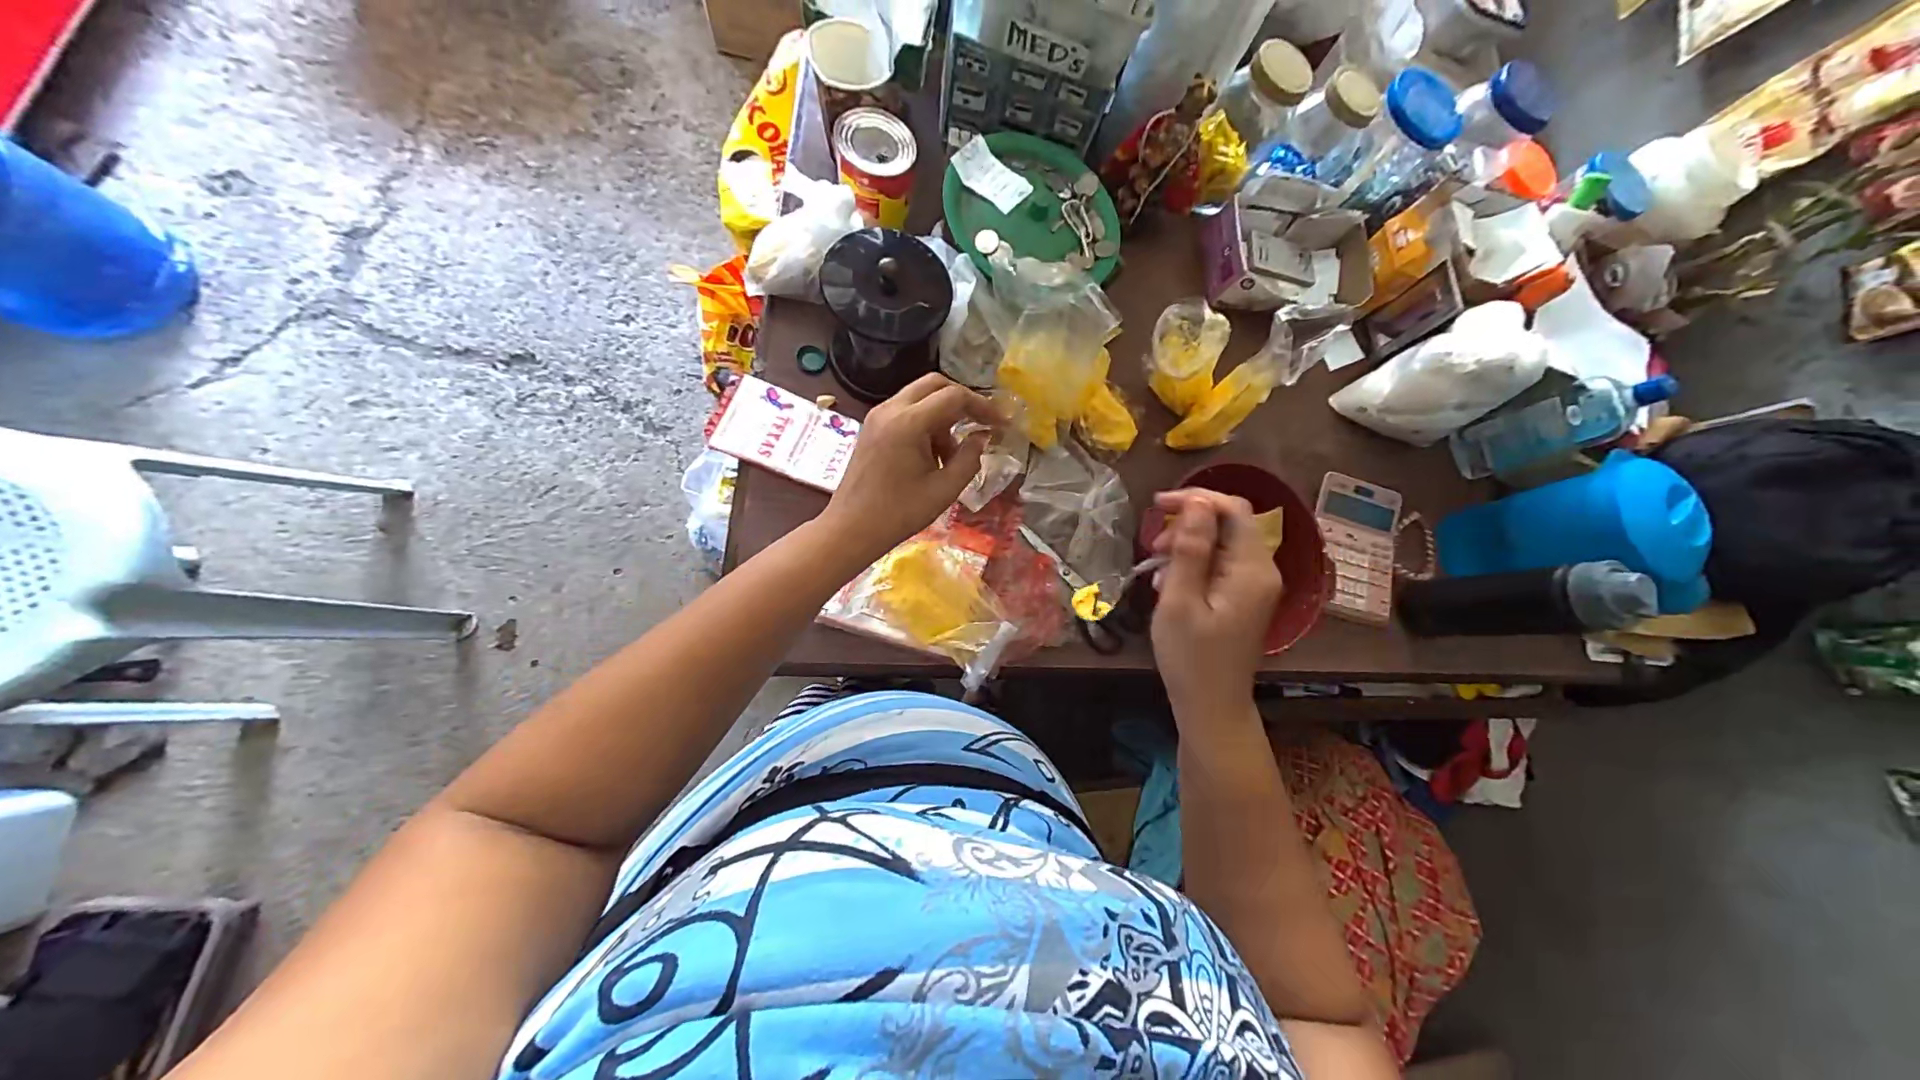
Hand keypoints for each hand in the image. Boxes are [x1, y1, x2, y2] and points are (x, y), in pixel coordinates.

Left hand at [817, 374, 996, 561]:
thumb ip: (970, 459)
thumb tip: (982, 438)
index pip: (954, 396)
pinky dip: (925, 422)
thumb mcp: (945, 490)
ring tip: (951, 454)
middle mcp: (890, 410)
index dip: (983, 406)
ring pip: (920, 396)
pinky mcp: (872, 427)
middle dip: (962, 401)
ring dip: (942, 415)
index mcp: (908, 423)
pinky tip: (931, 455)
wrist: (851, 528)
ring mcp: (878, 416)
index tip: (1000, 423)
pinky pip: (906, 410)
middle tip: (980, 425)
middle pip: (935, 384)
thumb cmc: (899, 513)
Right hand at [1149, 490, 1283, 722]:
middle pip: (1228, 523)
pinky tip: (1170, 585)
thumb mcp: (1180, 601)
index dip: (1196, 499)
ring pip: (1222, 543)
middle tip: (1153, 548)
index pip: (1233, 509)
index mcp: (1251, 569)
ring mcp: (1254, 585)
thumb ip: (1190, 549)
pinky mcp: (1244, 597)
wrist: (1211, 705)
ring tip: (1157, 570)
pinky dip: (1194, 564)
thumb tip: (1197, 503)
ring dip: (1187, 545)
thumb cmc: (1191, 657)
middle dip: (1188, 524)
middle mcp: (1262, 571)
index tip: (1157, 506)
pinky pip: (1220, 564)